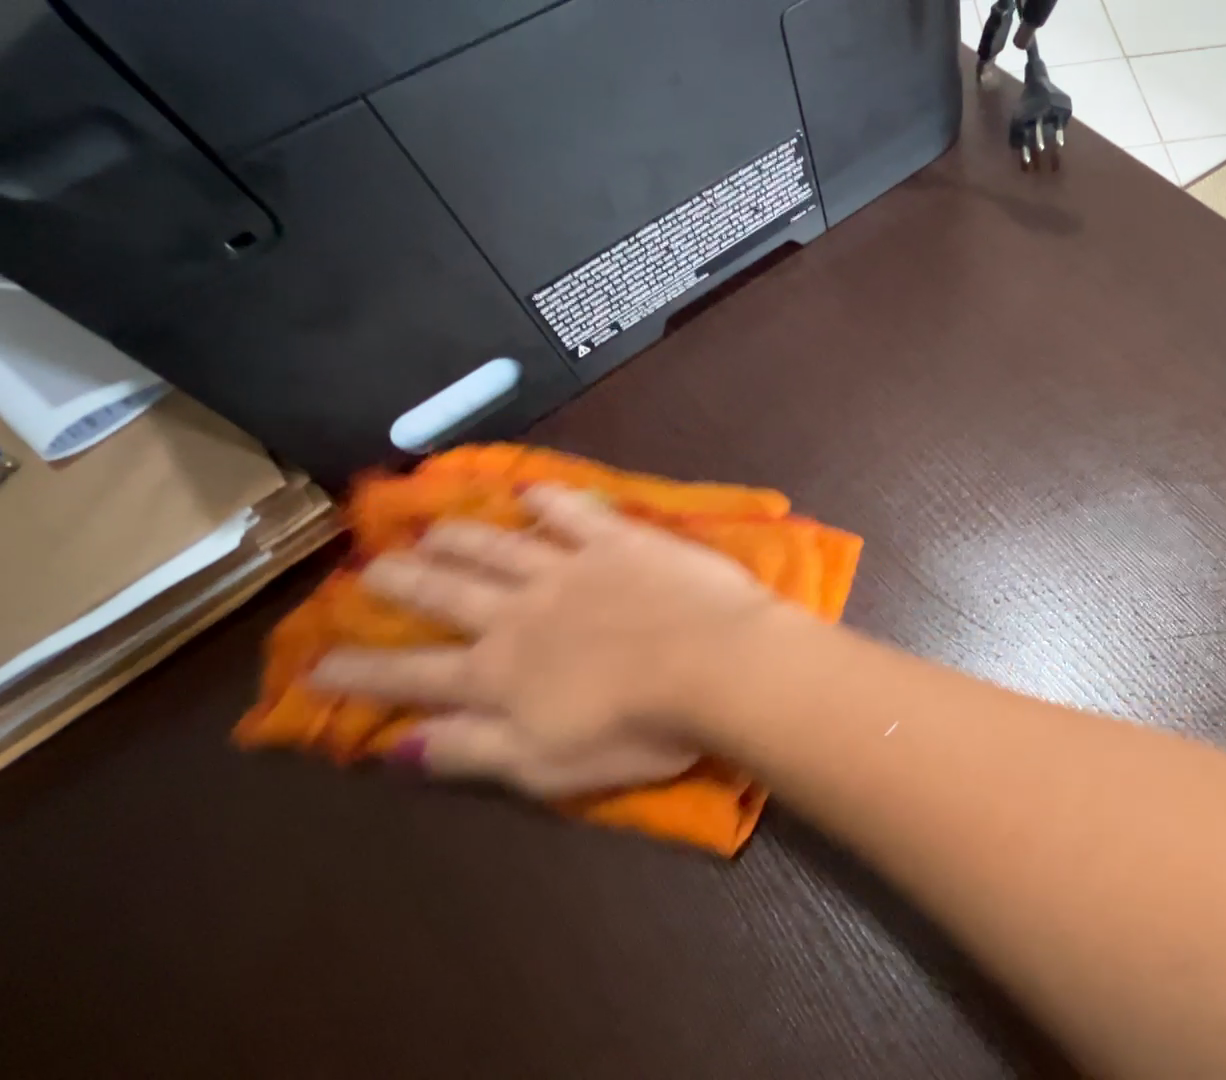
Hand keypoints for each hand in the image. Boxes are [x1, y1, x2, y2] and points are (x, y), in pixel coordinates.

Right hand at [311, 485, 781, 796]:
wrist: (715, 664)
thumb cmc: (639, 731)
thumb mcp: (546, 765)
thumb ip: (471, 751)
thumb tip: (398, 746)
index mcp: (500, 674)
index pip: (414, 676)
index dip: (362, 673)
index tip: (315, 664)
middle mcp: (520, 613)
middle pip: (447, 595)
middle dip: (403, 583)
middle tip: (369, 569)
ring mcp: (571, 570)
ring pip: (498, 548)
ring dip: (461, 538)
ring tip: (430, 528)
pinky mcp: (621, 542)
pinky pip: (575, 514)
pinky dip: (550, 501)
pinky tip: (532, 491)